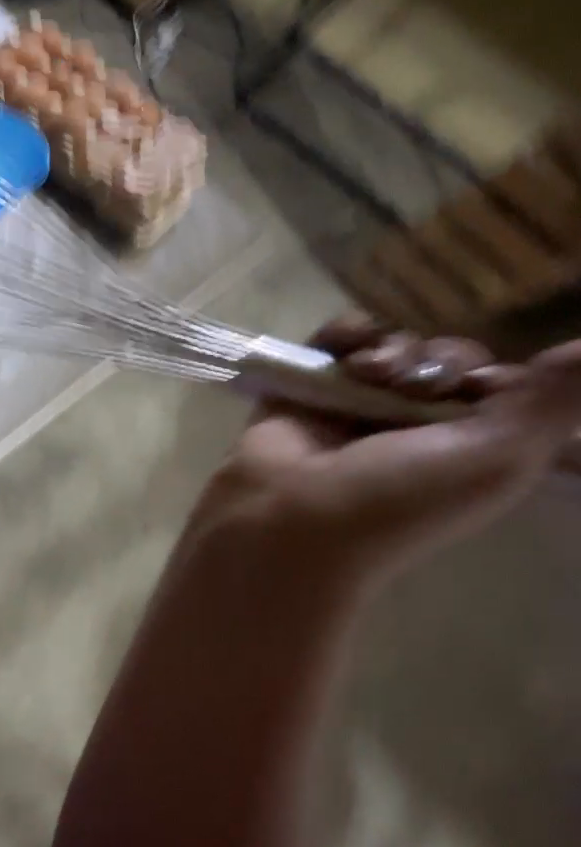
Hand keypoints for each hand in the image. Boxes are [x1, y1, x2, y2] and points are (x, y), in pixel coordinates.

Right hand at [197, 315, 580, 585]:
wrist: (292, 514)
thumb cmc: (400, 496)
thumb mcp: (500, 454)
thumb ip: (557, 399)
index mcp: (478, 442)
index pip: (507, 382)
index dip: (499, 375)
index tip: (480, 391)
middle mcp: (422, 420)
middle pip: (452, 357)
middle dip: (439, 361)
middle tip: (412, 389)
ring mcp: (361, 403)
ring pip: (396, 345)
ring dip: (389, 350)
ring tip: (364, 375)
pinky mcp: (309, 388)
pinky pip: (338, 339)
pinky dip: (344, 332)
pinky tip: (343, 345)